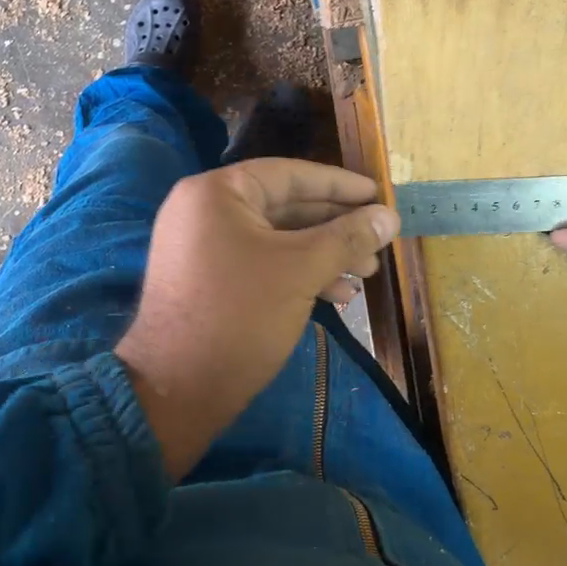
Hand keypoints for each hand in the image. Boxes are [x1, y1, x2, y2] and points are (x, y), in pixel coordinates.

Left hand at [114, 158, 398, 480]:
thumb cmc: (240, 315)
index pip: (289, 174)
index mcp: (217, 192)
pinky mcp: (209, 281)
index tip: (380, 194)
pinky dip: (298, 274)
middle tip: (379, 241)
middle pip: (285, 206)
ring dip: (323, 254)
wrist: (176, 391)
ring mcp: (203, 247)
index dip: (340, 184)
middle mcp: (205, 210)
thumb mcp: (302, 270)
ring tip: (366, 274)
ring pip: (277, 239)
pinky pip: (261, 263)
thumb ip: (347, 237)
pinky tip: (337, 296)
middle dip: (336, 227)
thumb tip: (390, 216)